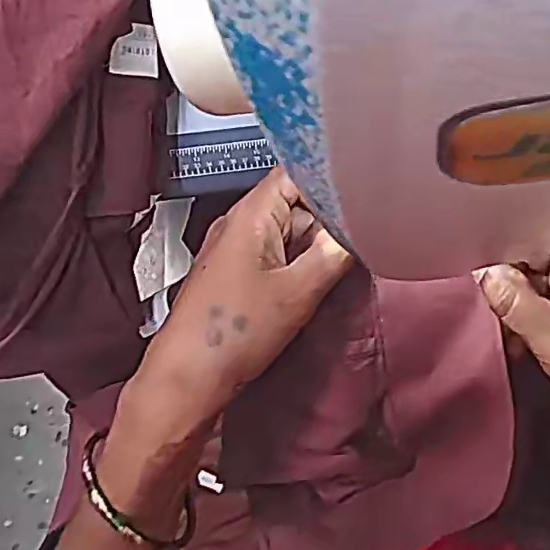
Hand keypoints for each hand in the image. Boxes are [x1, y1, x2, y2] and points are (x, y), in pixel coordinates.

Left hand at [122, 168, 354, 446]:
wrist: (188, 377)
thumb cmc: (234, 331)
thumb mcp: (299, 291)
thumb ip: (334, 254)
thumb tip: (361, 231)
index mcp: (250, 214)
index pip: (296, 172)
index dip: (331, 178)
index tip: (362, 196)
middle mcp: (241, 223)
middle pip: (297, 201)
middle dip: (329, 219)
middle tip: (357, 241)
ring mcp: (238, 248)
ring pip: (290, 231)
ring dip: (315, 245)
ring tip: (339, 266)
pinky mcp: (239, 273)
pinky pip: (278, 254)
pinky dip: (300, 263)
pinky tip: (314, 283)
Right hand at [477, 226, 549, 513]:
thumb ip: (515, 302)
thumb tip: (481, 274)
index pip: (535, 228)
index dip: (502, 242)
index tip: (471, 263)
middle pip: (532, 250)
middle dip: (505, 275)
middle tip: (485, 305)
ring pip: (534, 275)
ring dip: (514, 299)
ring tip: (502, 329)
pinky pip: (544, 296)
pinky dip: (527, 313)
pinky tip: (515, 338)